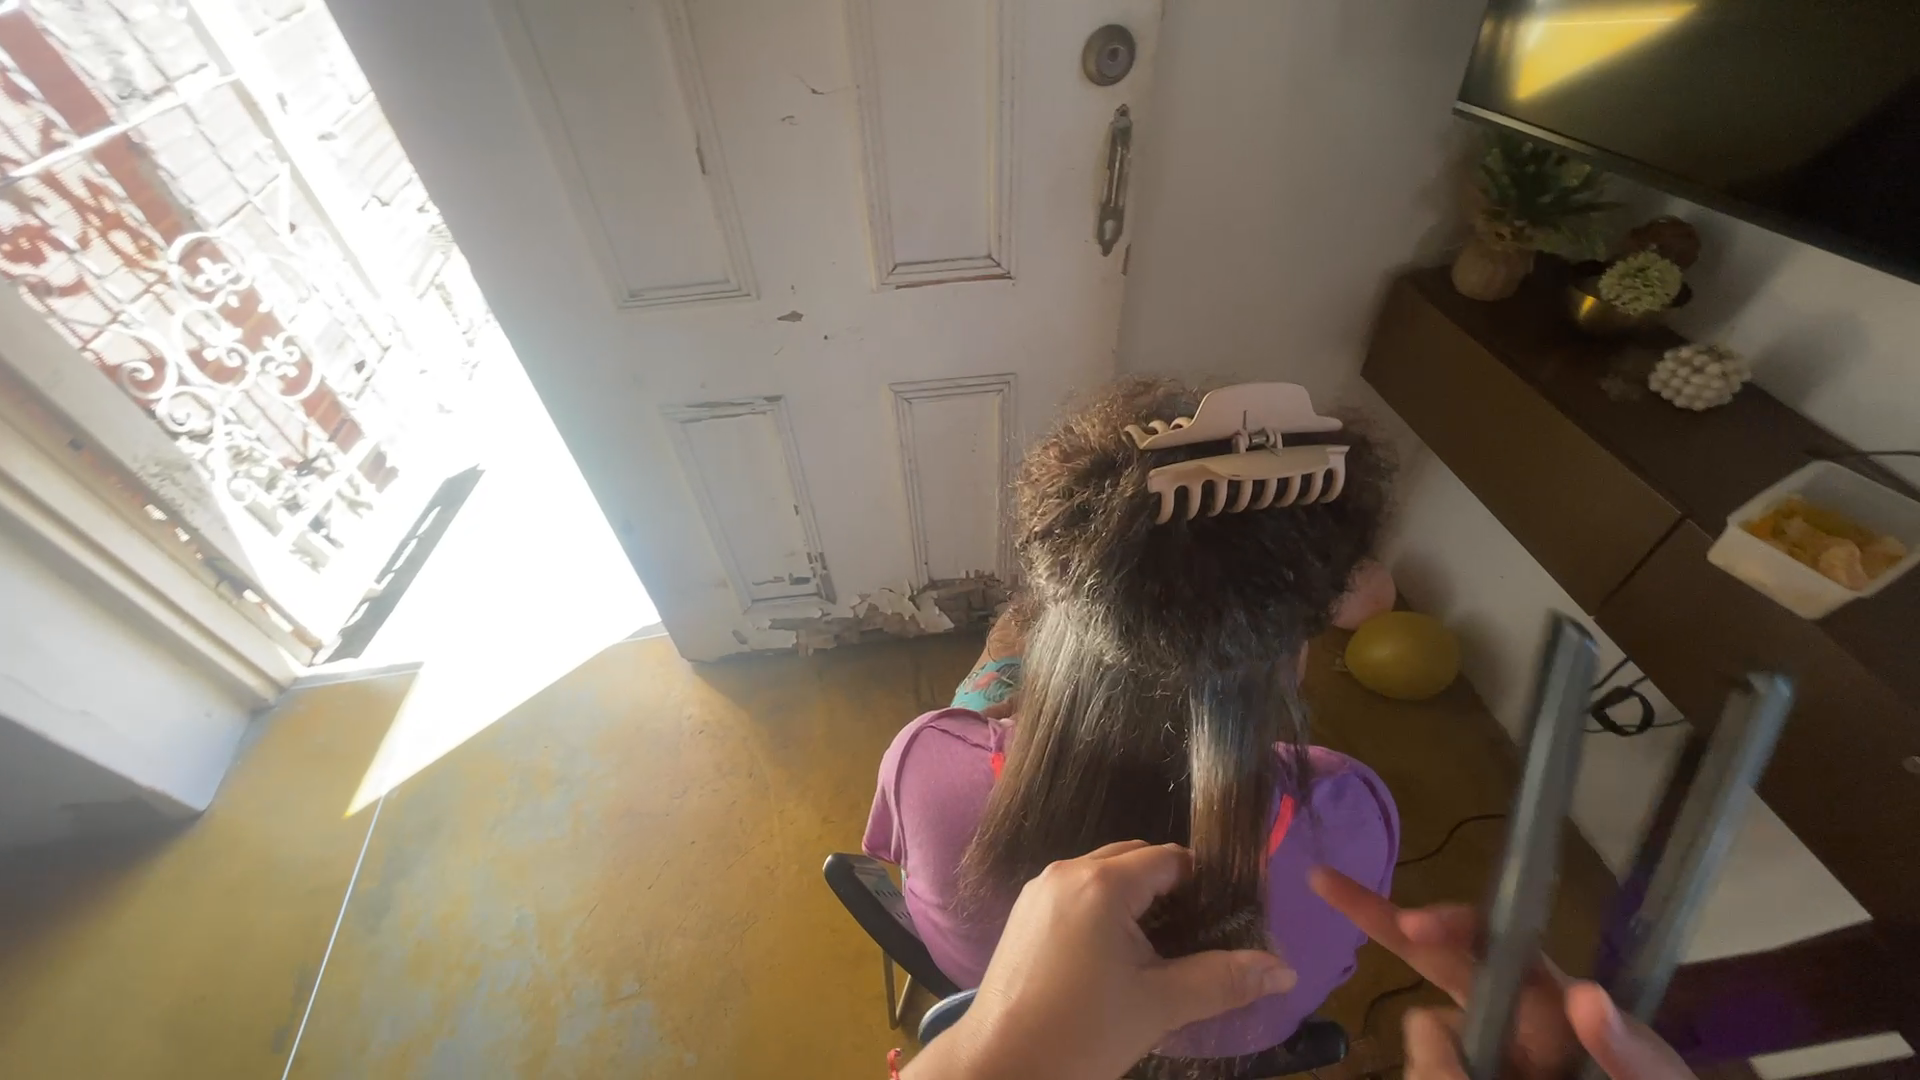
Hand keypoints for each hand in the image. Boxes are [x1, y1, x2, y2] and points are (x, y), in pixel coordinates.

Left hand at [907, 841, 1296, 1079]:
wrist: (1001, 1063)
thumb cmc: (1083, 1032)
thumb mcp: (1159, 1006)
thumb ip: (1222, 980)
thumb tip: (1284, 969)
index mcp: (1102, 883)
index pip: (1168, 859)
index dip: (1201, 882)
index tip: (1225, 915)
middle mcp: (1068, 870)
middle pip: (1133, 859)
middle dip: (1168, 887)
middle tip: (1196, 935)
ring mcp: (1040, 888)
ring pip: (1102, 873)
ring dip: (1134, 897)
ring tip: (1159, 947)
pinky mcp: (1024, 909)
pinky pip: (1076, 889)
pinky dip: (1102, 906)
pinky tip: (1113, 952)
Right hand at [1310, 868, 1694, 1079]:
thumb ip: (1633, 1056)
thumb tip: (1585, 995)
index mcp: (1543, 1000)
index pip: (1484, 941)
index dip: (1444, 923)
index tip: (1412, 925)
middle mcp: (1497, 1016)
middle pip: (1425, 957)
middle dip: (1373, 913)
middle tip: (1323, 879)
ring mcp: (1472, 1054)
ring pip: (1423, 1045)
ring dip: (1437, 1071)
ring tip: (1462, 1079)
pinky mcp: (1447, 1071)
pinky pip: (1422, 1070)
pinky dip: (1430, 1075)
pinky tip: (1448, 1077)